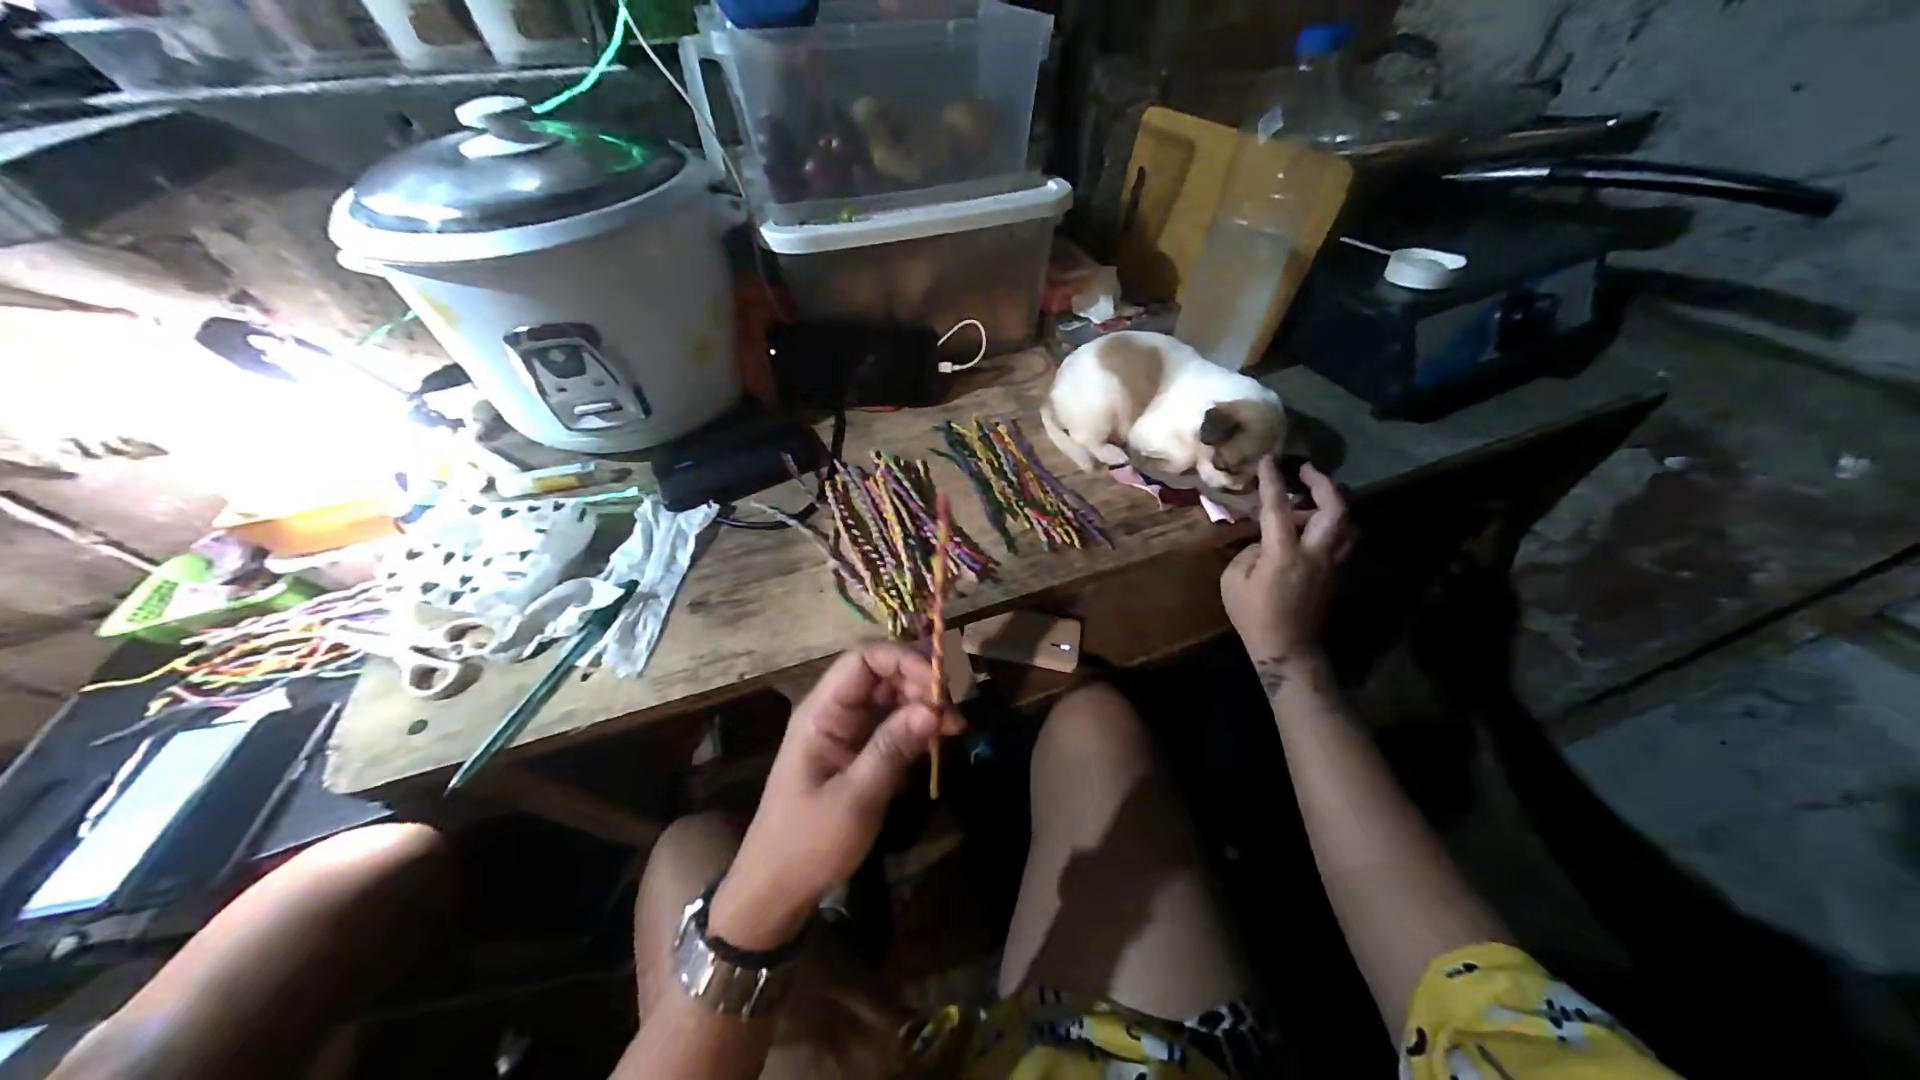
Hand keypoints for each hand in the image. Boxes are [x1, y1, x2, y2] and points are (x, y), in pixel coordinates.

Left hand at [710, 645, 961, 949]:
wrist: (777, 889)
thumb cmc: (809, 842)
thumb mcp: (855, 798)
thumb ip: (892, 749)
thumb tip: (934, 709)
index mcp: (821, 712)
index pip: (863, 659)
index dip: (903, 660)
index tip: (938, 687)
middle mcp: (835, 712)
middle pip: (882, 675)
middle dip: (920, 685)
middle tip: (952, 716)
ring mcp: (847, 732)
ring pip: (892, 698)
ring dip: (924, 707)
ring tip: (953, 731)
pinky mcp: (859, 752)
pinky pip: (892, 725)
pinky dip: (917, 728)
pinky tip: (938, 744)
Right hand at [1220, 458, 1354, 690]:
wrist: (1287, 648)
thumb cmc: (1253, 616)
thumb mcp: (1233, 580)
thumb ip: (1251, 551)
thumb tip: (1266, 540)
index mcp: (1284, 554)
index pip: (1279, 508)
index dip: (1273, 481)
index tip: (1269, 459)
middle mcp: (1315, 553)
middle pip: (1336, 509)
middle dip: (1323, 483)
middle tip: (1306, 470)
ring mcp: (1331, 563)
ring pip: (1347, 523)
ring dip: (1333, 503)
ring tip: (1312, 497)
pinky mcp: (1336, 573)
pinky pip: (1343, 539)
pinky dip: (1333, 523)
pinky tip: (1315, 524)